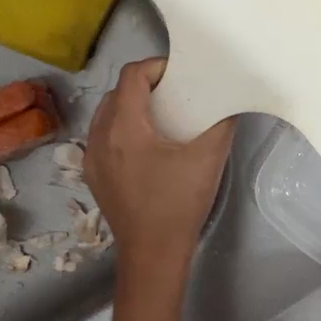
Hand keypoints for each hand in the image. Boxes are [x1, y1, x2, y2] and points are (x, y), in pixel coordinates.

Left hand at [85, 58, 235, 277]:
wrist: (153, 254)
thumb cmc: (180, 202)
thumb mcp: (209, 157)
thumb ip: (221, 121)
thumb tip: (228, 100)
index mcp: (124, 127)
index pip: (131, 76)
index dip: (157, 67)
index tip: (182, 76)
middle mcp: (100, 137)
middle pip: (117, 92)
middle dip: (146, 85)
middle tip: (177, 94)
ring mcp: (92, 159)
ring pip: (108, 115)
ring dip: (133, 106)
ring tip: (164, 117)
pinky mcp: (94, 176)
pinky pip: (104, 137)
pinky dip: (124, 128)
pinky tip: (150, 146)